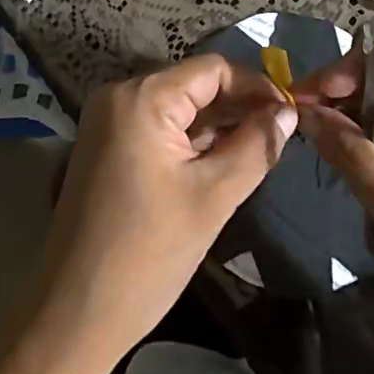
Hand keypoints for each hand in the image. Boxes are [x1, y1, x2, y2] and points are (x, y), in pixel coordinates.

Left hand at [35, 54, 296, 361]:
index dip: (256, 85)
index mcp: (140, 97)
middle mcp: (118, 95)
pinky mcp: (106, 145)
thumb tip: (288, 111)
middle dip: (238, 104)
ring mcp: (107, 120)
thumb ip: (255, 146)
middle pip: (191, 84)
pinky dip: (189, 138)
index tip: (294, 113)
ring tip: (264, 145)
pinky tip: (225, 156)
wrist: (79, 304)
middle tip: (285, 132)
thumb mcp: (213, 196)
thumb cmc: (150, 250)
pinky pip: (156, 127)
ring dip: (217, 122)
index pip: (210, 70)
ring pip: (174, 107)